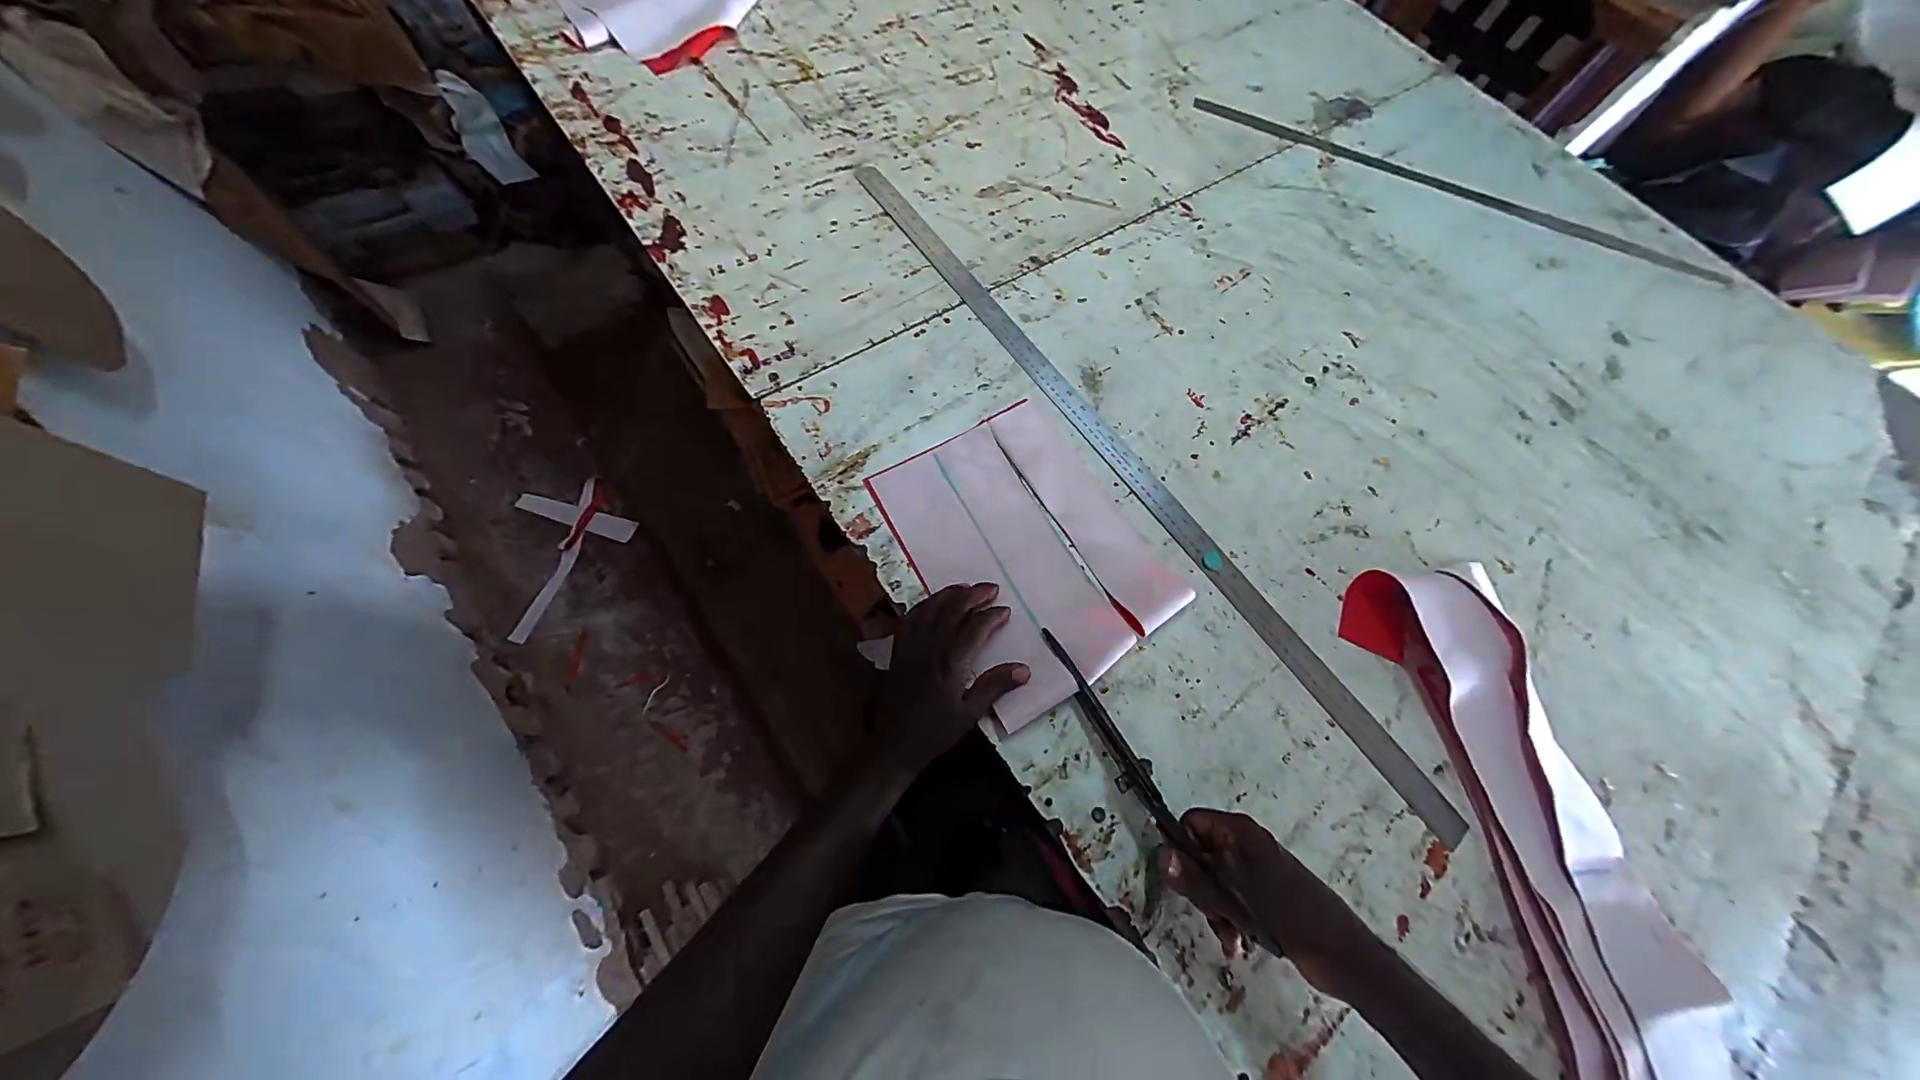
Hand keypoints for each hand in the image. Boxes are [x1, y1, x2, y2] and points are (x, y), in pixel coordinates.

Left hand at [873, 583, 1029, 774]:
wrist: (893, 744)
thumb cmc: (934, 732)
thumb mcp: (969, 714)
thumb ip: (994, 687)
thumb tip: (1024, 669)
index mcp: (950, 664)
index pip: (974, 628)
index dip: (991, 616)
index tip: (1005, 611)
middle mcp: (929, 648)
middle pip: (952, 611)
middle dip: (972, 596)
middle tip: (990, 589)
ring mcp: (910, 647)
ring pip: (929, 609)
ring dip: (948, 595)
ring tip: (964, 588)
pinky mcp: (897, 650)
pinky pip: (910, 619)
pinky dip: (923, 606)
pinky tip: (931, 604)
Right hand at [1159, 809, 1378, 994]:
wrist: (1345, 956)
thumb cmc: (1292, 920)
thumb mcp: (1235, 902)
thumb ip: (1196, 880)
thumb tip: (1162, 856)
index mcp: (1241, 832)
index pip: (1191, 823)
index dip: (1181, 850)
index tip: (1183, 881)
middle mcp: (1248, 842)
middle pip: (1201, 853)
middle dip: (1201, 888)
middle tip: (1214, 914)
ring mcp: (1259, 865)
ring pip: (1215, 877)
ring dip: (1215, 907)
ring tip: (1231, 934)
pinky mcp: (1266, 889)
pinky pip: (1233, 893)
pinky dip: (1231, 914)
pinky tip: (1240, 939)